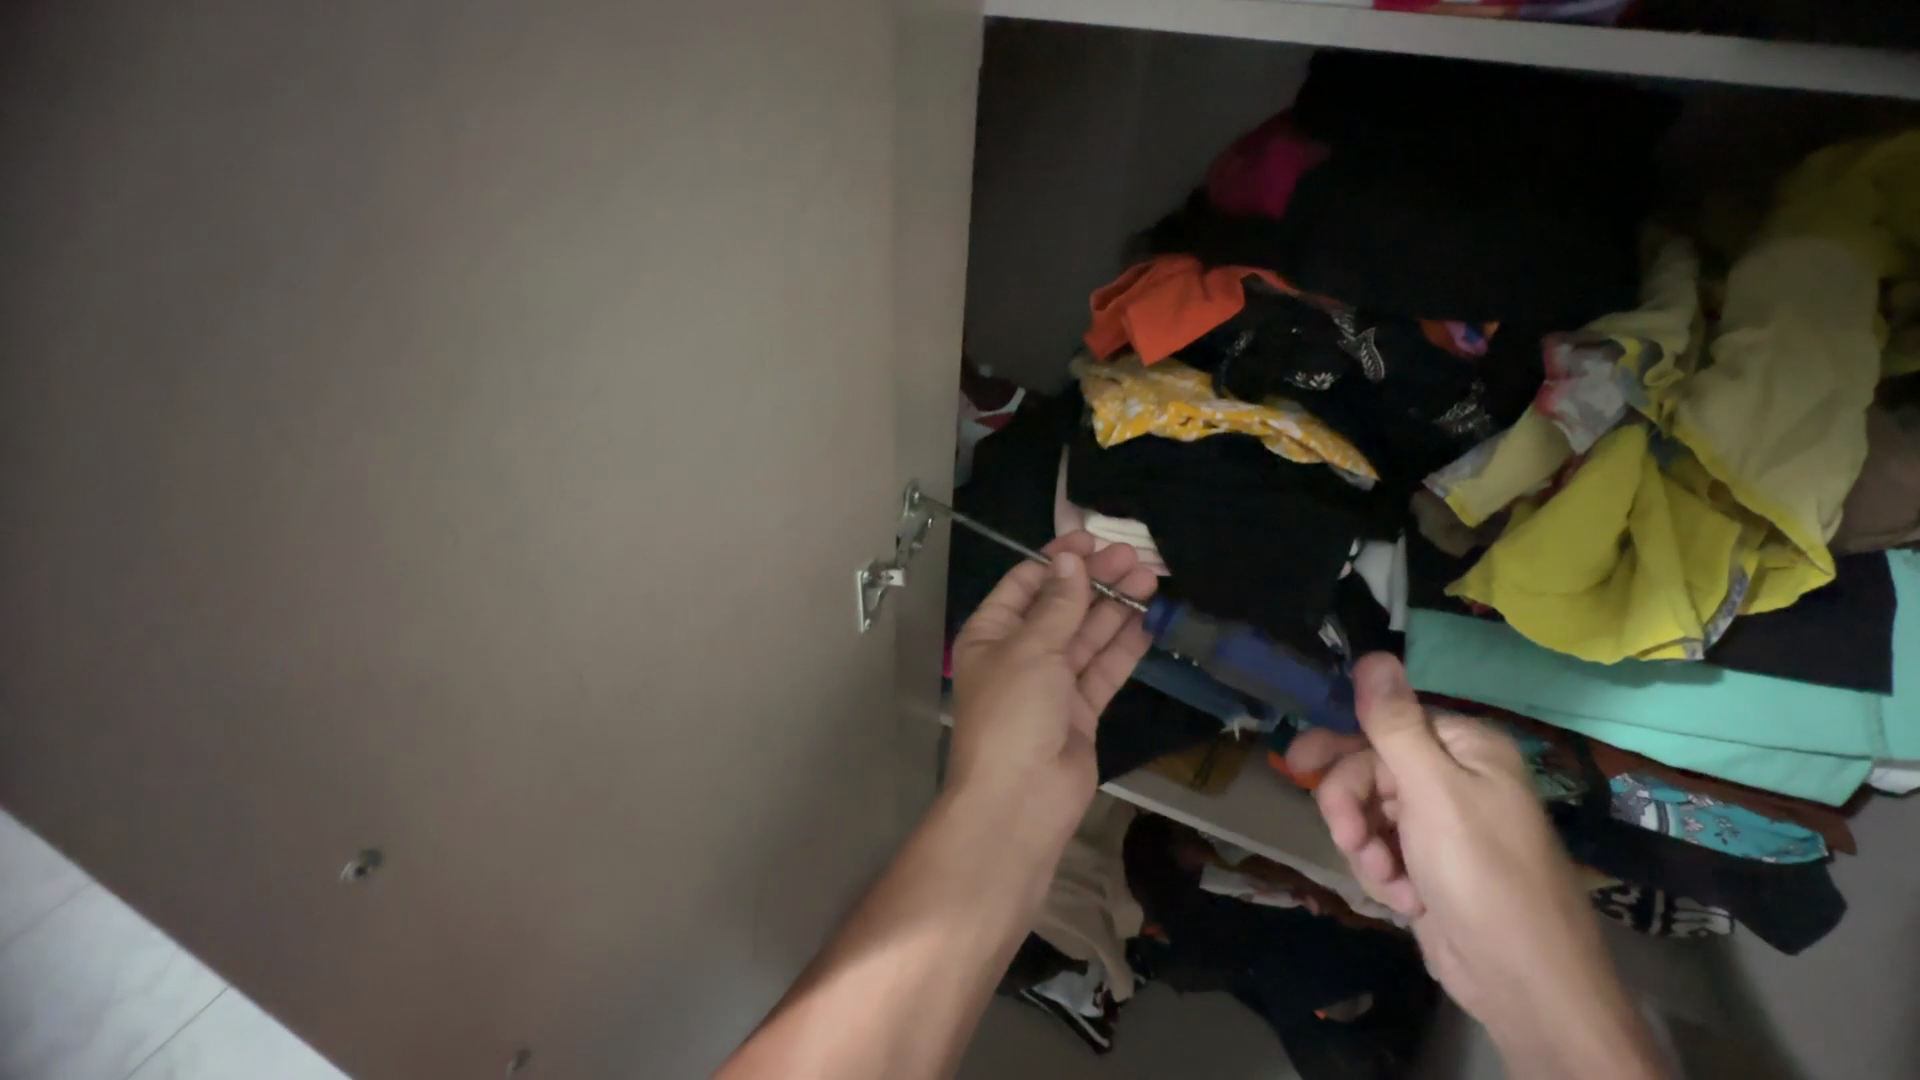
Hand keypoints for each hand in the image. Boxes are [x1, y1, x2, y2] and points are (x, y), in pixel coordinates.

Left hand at [948, 532, 1156, 836]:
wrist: (1020, 799)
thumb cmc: (1013, 712)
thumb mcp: (1031, 648)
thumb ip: (1058, 604)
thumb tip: (1069, 559)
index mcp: (991, 634)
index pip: (1025, 584)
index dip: (1057, 559)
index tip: (1092, 539)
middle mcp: (1019, 654)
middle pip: (1061, 607)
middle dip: (1095, 581)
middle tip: (1134, 558)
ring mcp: (1051, 684)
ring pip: (1086, 636)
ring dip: (1115, 608)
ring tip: (1150, 579)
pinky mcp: (1080, 710)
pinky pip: (1103, 669)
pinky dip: (1124, 646)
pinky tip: (1149, 620)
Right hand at [1296, 655, 1650, 1066]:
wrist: (1524, 985)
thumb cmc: (1483, 876)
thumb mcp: (1432, 794)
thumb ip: (1394, 724)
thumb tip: (1372, 654)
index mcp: (1464, 748)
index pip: (1382, 725)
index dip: (1340, 748)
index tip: (1297, 765)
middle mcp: (1454, 777)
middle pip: (1368, 769)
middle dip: (1352, 807)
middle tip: (1348, 837)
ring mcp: (1441, 823)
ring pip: (1367, 812)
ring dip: (1367, 846)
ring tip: (1389, 881)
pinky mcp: (1430, 863)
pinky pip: (1380, 848)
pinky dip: (1383, 873)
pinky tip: (1405, 899)